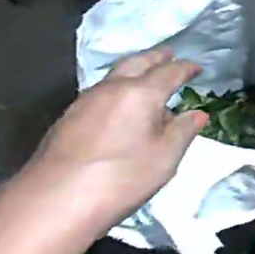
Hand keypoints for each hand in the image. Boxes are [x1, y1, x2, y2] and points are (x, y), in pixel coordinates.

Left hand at [22, 49, 207, 230]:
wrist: (56, 198)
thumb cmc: (121, 178)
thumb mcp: (164, 159)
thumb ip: (183, 132)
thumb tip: (198, 113)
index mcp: (141, 92)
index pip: (169, 72)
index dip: (185, 68)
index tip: (196, 68)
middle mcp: (113, 87)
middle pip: (138, 62)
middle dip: (156, 57)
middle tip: (169, 55)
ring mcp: (86, 100)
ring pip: (115, 75)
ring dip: (134, 71)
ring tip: (145, 79)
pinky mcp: (69, 116)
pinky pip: (100, 92)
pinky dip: (117, 89)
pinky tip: (117, 106)